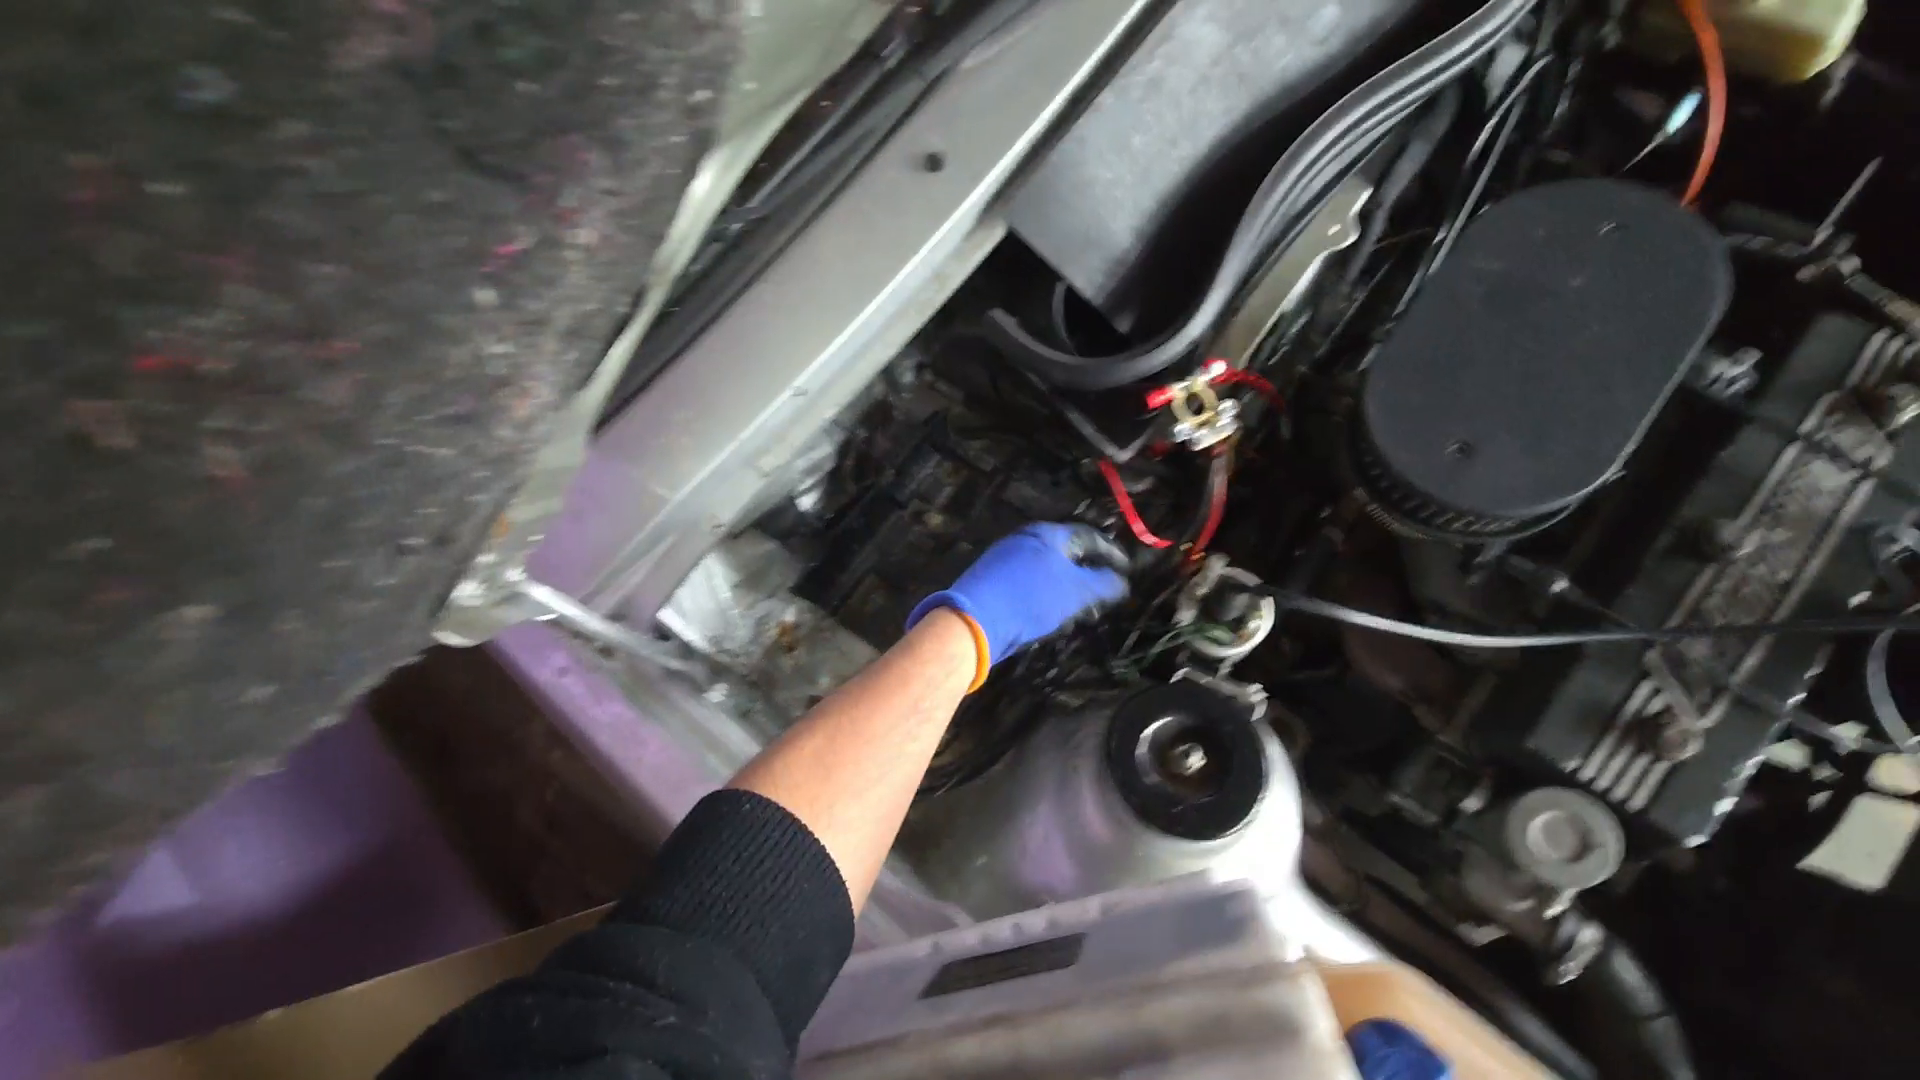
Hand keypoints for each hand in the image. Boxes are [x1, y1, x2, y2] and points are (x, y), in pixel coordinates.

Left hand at [908, 523, 1129, 666]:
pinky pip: (1029, 587)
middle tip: (1105, 594)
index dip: (1111, 554)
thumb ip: (1103, 583)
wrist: (975, 618)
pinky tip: (1051, 619)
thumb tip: (1121, 581)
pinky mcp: (992, 583)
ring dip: (1068, 592)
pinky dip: (1047, 599)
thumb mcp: (1076, 590)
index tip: (1127, 571)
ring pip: (1048, 573)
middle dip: (1089, 575)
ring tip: (1082, 612)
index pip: (1087, 536)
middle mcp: (1023, 540)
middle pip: (1066, 554)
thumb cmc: (1031, 597)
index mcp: (1045, 533)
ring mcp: (1005, 561)